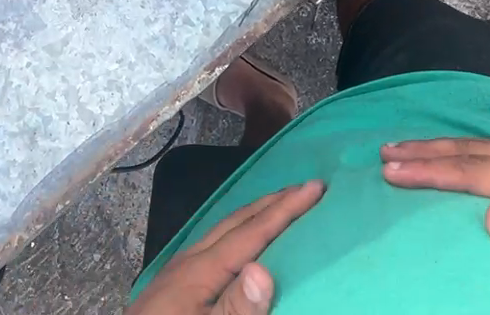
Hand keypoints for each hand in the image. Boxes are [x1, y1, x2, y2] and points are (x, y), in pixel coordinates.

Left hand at [126, 180, 324, 314]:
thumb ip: (235, 309)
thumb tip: (263, 268)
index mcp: (200, 269)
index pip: (252, 231)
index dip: (286, 208)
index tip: (315, 186)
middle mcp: (189, 260)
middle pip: (237, 221)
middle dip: (273, 201)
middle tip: (306, 188)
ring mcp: (179, 270)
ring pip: (223, 229)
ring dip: (254, 214)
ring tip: (279, 206)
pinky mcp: (173, 284)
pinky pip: (213, 243)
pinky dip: (237, 232)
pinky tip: (238, 244)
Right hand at [381, 140, 489, 295]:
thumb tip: (489, 216)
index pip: (477, 173)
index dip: (430, 171)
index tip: (388, 169)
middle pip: (478, 153)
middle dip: (429, 152)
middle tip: (387, 151)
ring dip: (451, 148)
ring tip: (421, 147)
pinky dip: (482, 152)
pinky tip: (487, 155)